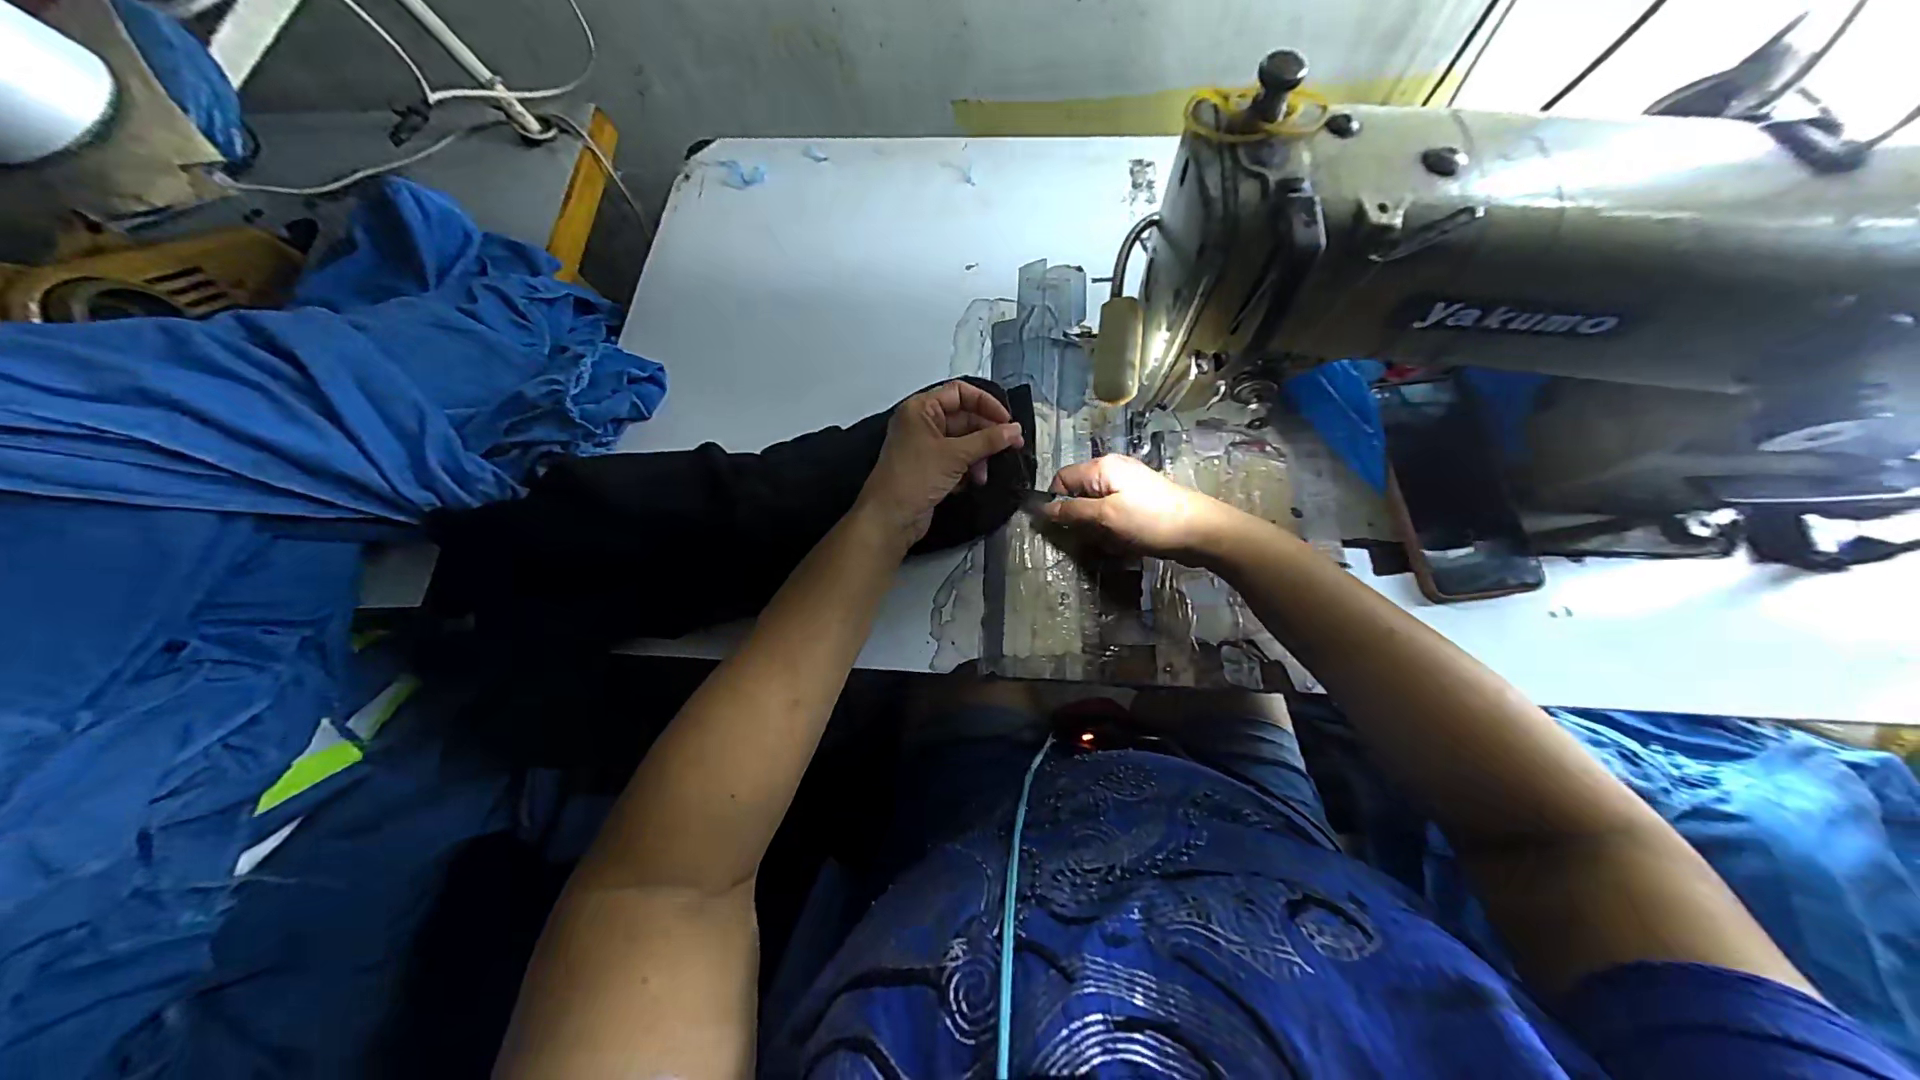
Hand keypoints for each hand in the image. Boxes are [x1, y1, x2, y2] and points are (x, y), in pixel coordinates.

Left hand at [855, 381, 1025, 544]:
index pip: (960, 393)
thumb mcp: (955, 456)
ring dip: (979, 456)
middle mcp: (922, 423)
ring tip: (985, 474)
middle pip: (964, 418)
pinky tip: (974, 482)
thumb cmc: (917, 477)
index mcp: (921, 409)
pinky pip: (956, 460)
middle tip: (1013, 447)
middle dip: (987, 434)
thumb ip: (988, 440)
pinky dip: (968, 469)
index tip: (1008, 421)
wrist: (890, 518)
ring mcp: (925, 446)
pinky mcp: (929, 468)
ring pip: (962, 442)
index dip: (986, 403)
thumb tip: (1016, 430)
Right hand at [1039, 455, 1241, 563]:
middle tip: (1095, 537)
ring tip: (1116, 542)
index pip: (1061, 479)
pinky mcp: (1140, 502)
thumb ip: (1072, 512)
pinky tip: (1127, 542)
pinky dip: (1115, 530)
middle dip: (1081, 520)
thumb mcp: (1105, 517)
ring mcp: (1129, 486)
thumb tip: (1044, 509)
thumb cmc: (1150, 520)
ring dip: (1099, 529)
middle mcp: (1113, 471)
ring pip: (1096, 509)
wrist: (1201, 531)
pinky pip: (1114, 515)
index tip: (1063, 527)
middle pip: (1079, 495)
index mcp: (1101, 467)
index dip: (1056, 503)